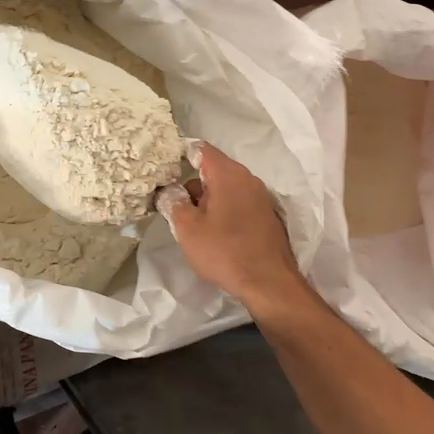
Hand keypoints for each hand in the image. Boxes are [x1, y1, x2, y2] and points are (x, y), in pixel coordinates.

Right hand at [159, 143, 314, 315]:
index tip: (164, 170)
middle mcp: (248, 179)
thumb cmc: (224, 251)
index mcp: (228, 175)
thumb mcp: (187, 228)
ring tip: (191, 223)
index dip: (179, 155)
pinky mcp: (265, 215)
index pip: (201, 149)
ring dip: (207, 199)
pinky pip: (238, 202)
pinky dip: (222, 209)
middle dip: (191, 183)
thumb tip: (168, 190)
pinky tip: (214, 232)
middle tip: (173, 204)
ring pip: (225, 187)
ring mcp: (260, 197)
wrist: (269, 284)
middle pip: (213, 169)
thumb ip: (173, 202)